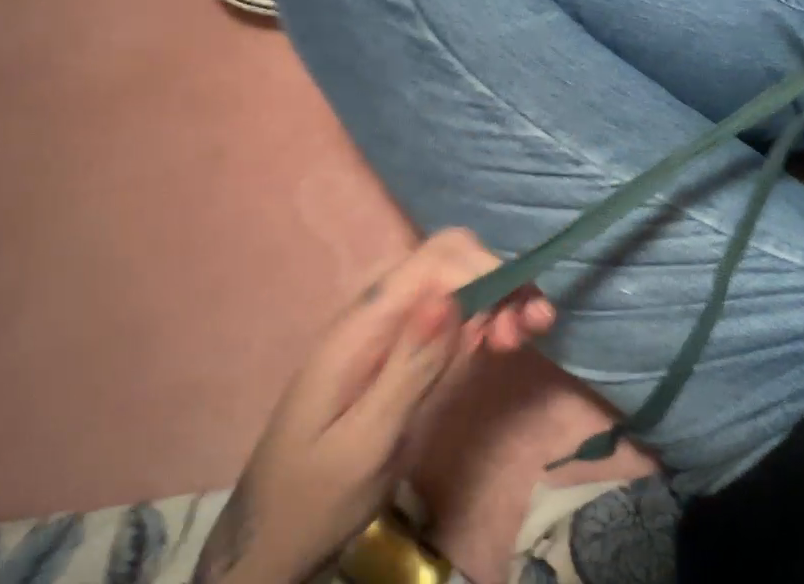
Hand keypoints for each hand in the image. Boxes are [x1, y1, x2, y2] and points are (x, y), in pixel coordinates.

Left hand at [193, 229, 552, 583]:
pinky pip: (456, 316)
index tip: (513, 322)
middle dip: (502, 280)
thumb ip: (408, 369)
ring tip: (529, 334)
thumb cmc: (313, 498)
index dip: (485, 274)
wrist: (273, 542)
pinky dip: (491, 318)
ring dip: (504, 297)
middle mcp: (379, 318)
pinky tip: (506, 341)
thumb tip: (447, 298)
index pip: (433, 262)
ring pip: (461, 284)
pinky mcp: (407, 355)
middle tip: (531, 329)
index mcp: (359, 330)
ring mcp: (393, 335)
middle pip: (452, 261)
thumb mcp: (363, 443)